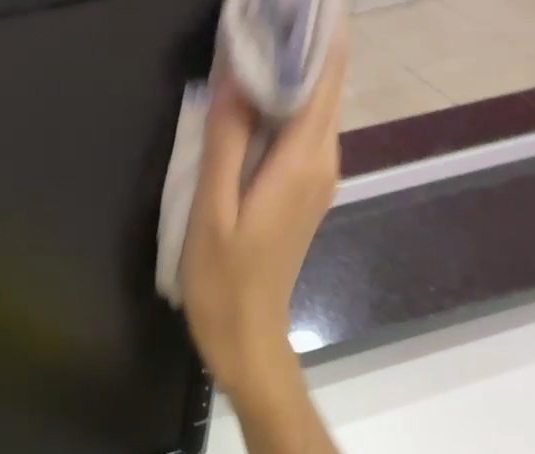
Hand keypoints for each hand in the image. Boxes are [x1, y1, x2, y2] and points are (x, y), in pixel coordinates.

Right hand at [179, 25, 348, 395]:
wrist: (247, 339)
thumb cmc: (224, 283)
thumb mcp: (211, 211)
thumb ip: (225, 141)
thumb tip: (234, 73)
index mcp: (302, 159)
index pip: (323, 69)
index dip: (312, 24)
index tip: (284, 0)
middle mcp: (322, 160)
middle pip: (322, 81)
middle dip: (296, 40)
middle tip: (257, 13)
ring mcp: (317, 179)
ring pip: (311, 106)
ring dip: (286, 72)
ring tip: (249, 43)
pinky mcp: (305, 194)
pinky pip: (300, 134)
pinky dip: (281, 107)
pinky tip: (250, 101)